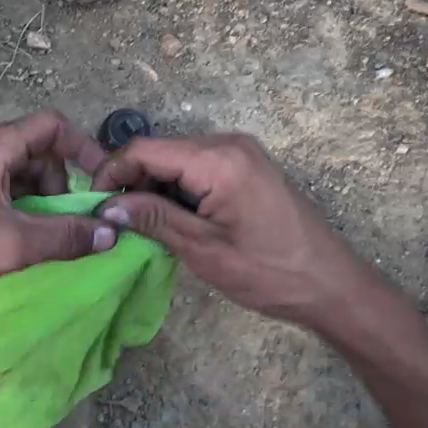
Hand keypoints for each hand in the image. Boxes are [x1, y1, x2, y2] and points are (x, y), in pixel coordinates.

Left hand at [0, 110, 118, 329]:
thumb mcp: (12, 245)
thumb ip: (65, 236)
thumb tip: (111, 232)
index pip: (52, 126)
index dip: (84, 148)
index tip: (104, 182)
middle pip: (38, 151)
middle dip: (59, 187)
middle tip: (61, 227)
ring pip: (19, 171)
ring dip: (38, 201)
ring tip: (35, 240)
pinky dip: (16, 207)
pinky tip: (13, 239)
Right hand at [91, 133, 379, 331]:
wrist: (333, 285)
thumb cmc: (269, 272)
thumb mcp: (204, 250)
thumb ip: (153, 219)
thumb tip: (106, 207)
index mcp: (217, 159)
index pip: (144, 150)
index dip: (112, 172)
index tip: (94, 203)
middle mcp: (227, 142)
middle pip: (159, 150)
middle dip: (132, 180)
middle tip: (114, 217)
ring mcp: (239, 150)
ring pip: (176, 157)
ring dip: (153, 184)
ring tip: (140, 221)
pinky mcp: (245, 163)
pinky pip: (197, 164)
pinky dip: (177, 185)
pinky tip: (171, 215)